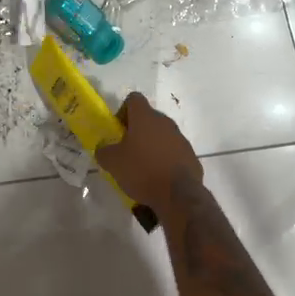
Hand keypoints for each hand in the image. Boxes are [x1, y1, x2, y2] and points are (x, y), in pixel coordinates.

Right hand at [96, 92, 202, 219]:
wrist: (179, 196)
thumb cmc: (142, 171)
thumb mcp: (113, 162)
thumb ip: (104, 151)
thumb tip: (103, 150)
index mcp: (145, 116)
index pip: (133, 99)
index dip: (123, 111)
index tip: (119, 130)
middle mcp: (165, 121)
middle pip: (149, 118)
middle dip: (138, 131)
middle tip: (129, 151)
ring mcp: (181, 139)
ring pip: (163, 136)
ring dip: (154, 146)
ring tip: (145, 169)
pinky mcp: (192, 157)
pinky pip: (175, 153)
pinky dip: (167, 161)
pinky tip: (160, 179)